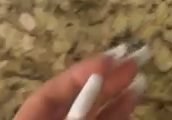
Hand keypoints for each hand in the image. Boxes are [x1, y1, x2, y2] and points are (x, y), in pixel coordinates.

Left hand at [12, 52, 141, 119]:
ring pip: (93, 112)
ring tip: (140, 75)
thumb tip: (101, 71)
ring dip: (118, 93)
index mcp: (31, 117)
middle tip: (135, 57)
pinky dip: (118, 113)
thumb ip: (76, 106)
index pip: (53, 89)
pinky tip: (133, 98)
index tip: (110, 58)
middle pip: (77, 97)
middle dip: (107, 77)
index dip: (81, 72)